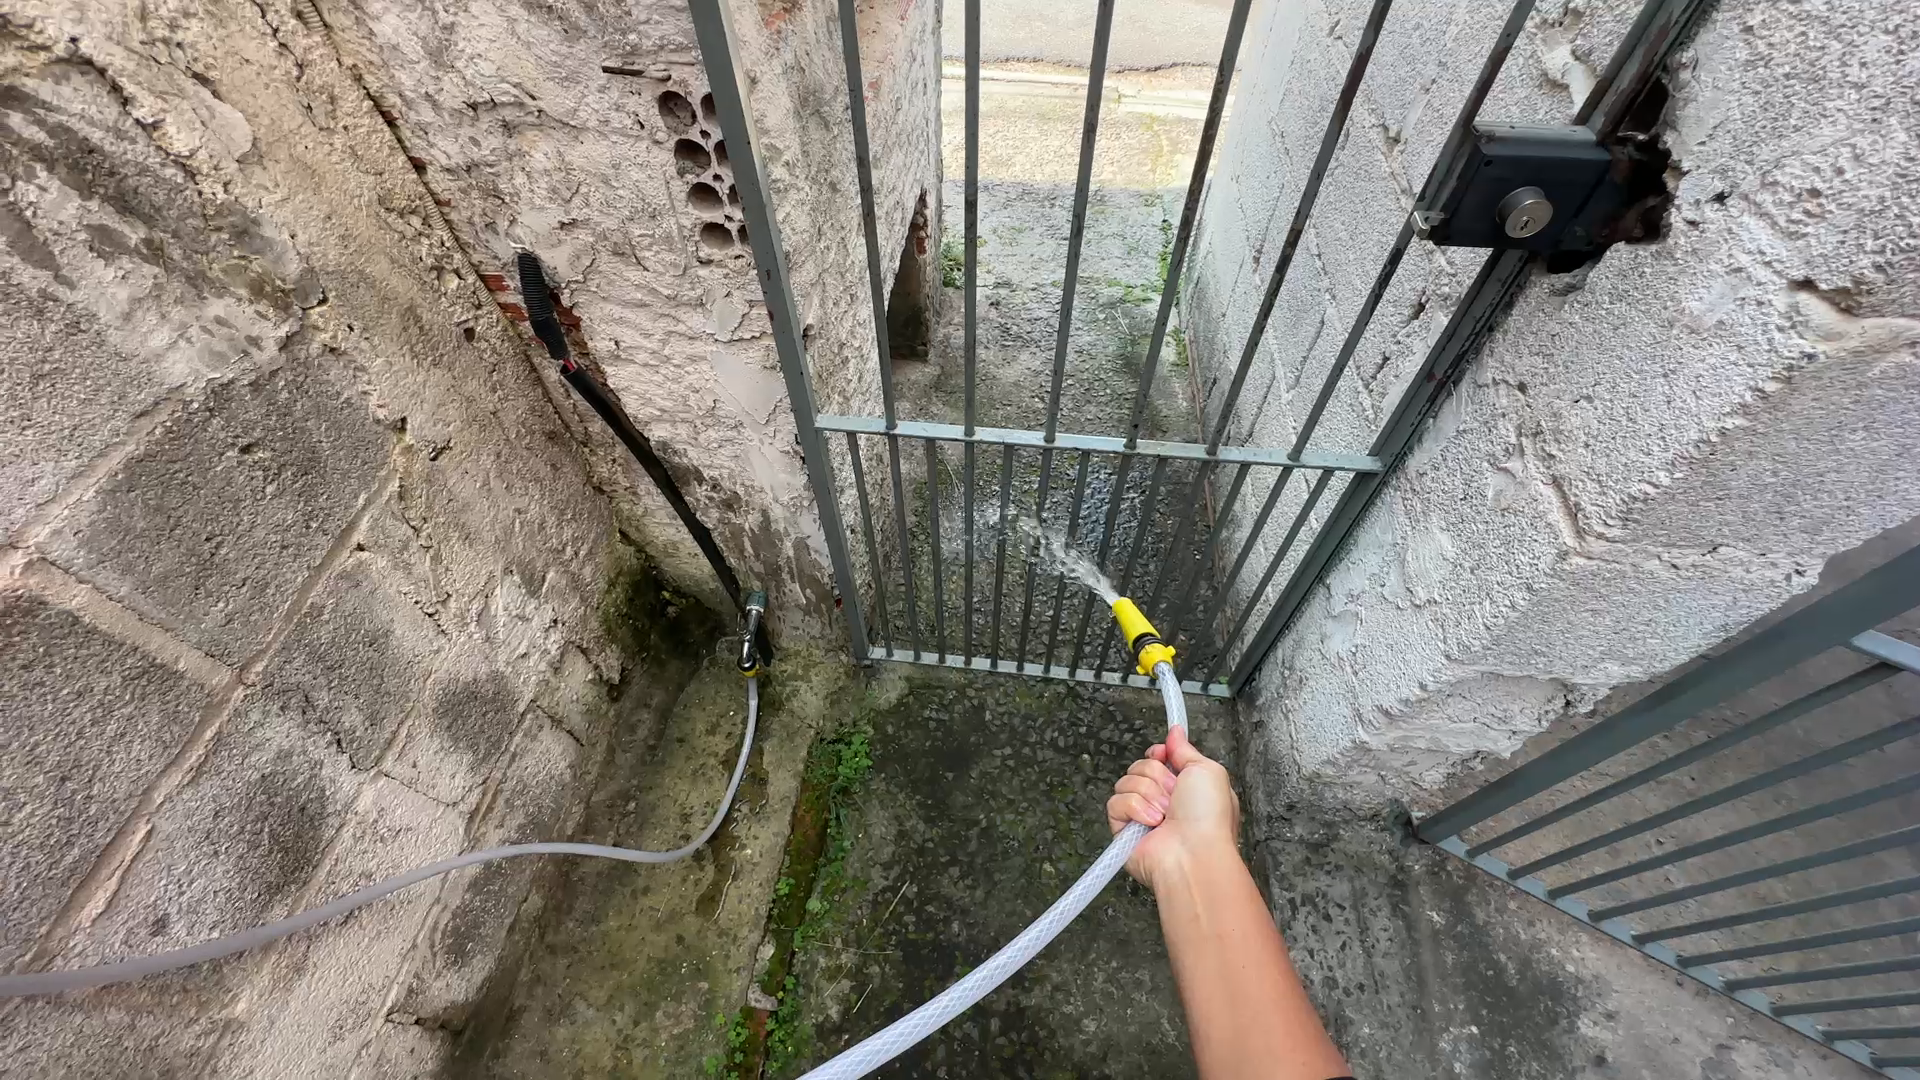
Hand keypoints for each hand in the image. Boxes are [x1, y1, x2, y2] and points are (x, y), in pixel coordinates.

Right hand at [1106, 725, 1240, 889]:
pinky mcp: (1123, 830)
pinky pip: (1115, 802)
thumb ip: (1186, 750)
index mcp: (1183, 787)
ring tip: (1164, 813)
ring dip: (1148, 794)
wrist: (1194, 853)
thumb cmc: (1209, 819)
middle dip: (1157, 777)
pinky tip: (1151, 822)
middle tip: (1174, 795)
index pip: (1156, 759)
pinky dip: (1135, 809)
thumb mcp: (1207, 771)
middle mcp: (1161, 801)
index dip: (1158, 755)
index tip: (1163, 755)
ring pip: (1126, 781)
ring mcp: (1141, 816)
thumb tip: (1175, 732)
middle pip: (1140, 766)